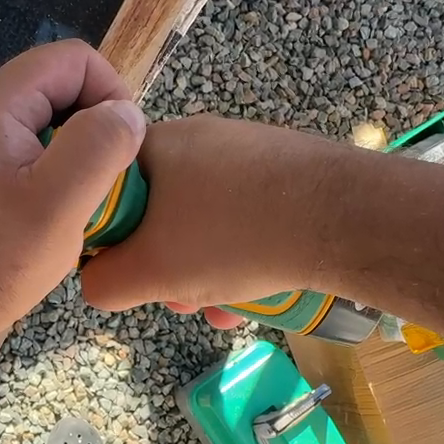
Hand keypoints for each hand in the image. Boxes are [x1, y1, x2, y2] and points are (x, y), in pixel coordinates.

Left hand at [0, 40, 146, 344]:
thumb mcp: (61, 202)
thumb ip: (100, 144)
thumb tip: (125, 115)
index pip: (74, 59)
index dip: (112, 94)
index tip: (122, 149)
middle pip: (61, 88)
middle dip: (95, 129)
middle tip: (105, 184)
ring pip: (49, 124)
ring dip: (77, 158)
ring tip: (81, 204)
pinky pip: (31, 154)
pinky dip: (54, 176)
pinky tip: (56, 215)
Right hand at [80, 116, 355, 322]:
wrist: (345, 218)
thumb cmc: (230, 238)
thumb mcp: (147, 273)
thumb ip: (102, 282)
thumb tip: (99, 281)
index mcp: (151, 146)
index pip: (103, 194)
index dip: (109, 242)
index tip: (130, 275)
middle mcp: (195, 137)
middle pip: (155, 214)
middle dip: (164, 267)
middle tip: (182, 300)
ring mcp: (243, 150)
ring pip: (200, 222)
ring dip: (203, 271)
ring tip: (224, 307)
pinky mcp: (283, 169)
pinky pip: (241, 218)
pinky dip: (240, 257)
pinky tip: (256, 292)